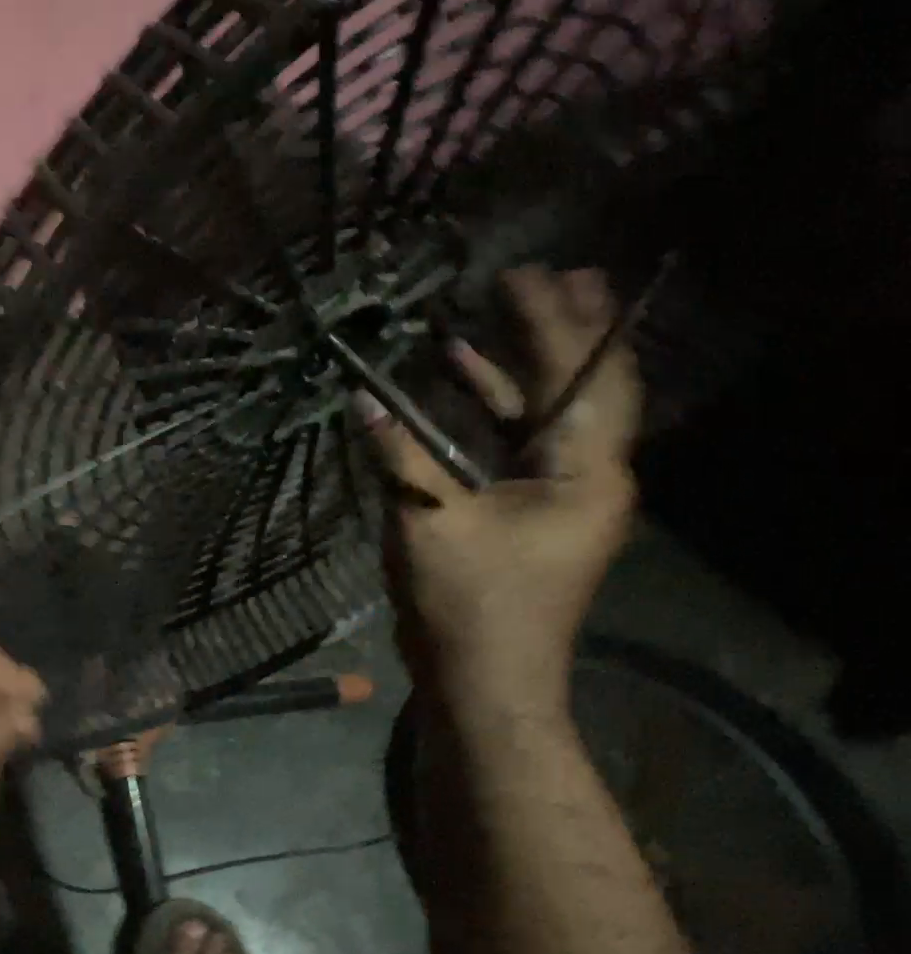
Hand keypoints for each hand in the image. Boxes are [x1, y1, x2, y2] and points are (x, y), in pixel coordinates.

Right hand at [366, 267, 640, 718]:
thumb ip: (400, 455)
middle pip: (585, 386)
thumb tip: (365, 398)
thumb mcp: (429, 522)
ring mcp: (564, 493)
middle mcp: (589, 475)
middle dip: (567, 329)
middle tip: (555, 273)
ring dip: (527, 363)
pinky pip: (521, 441)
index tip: (536, 274)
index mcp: (585, 474)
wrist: (485, 680)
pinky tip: (461, 380)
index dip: (558, 324)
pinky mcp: (532, 509)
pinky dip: (496, 408)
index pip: (582, 380)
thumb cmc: (468, 603)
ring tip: (512, 310)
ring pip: (553, 411)